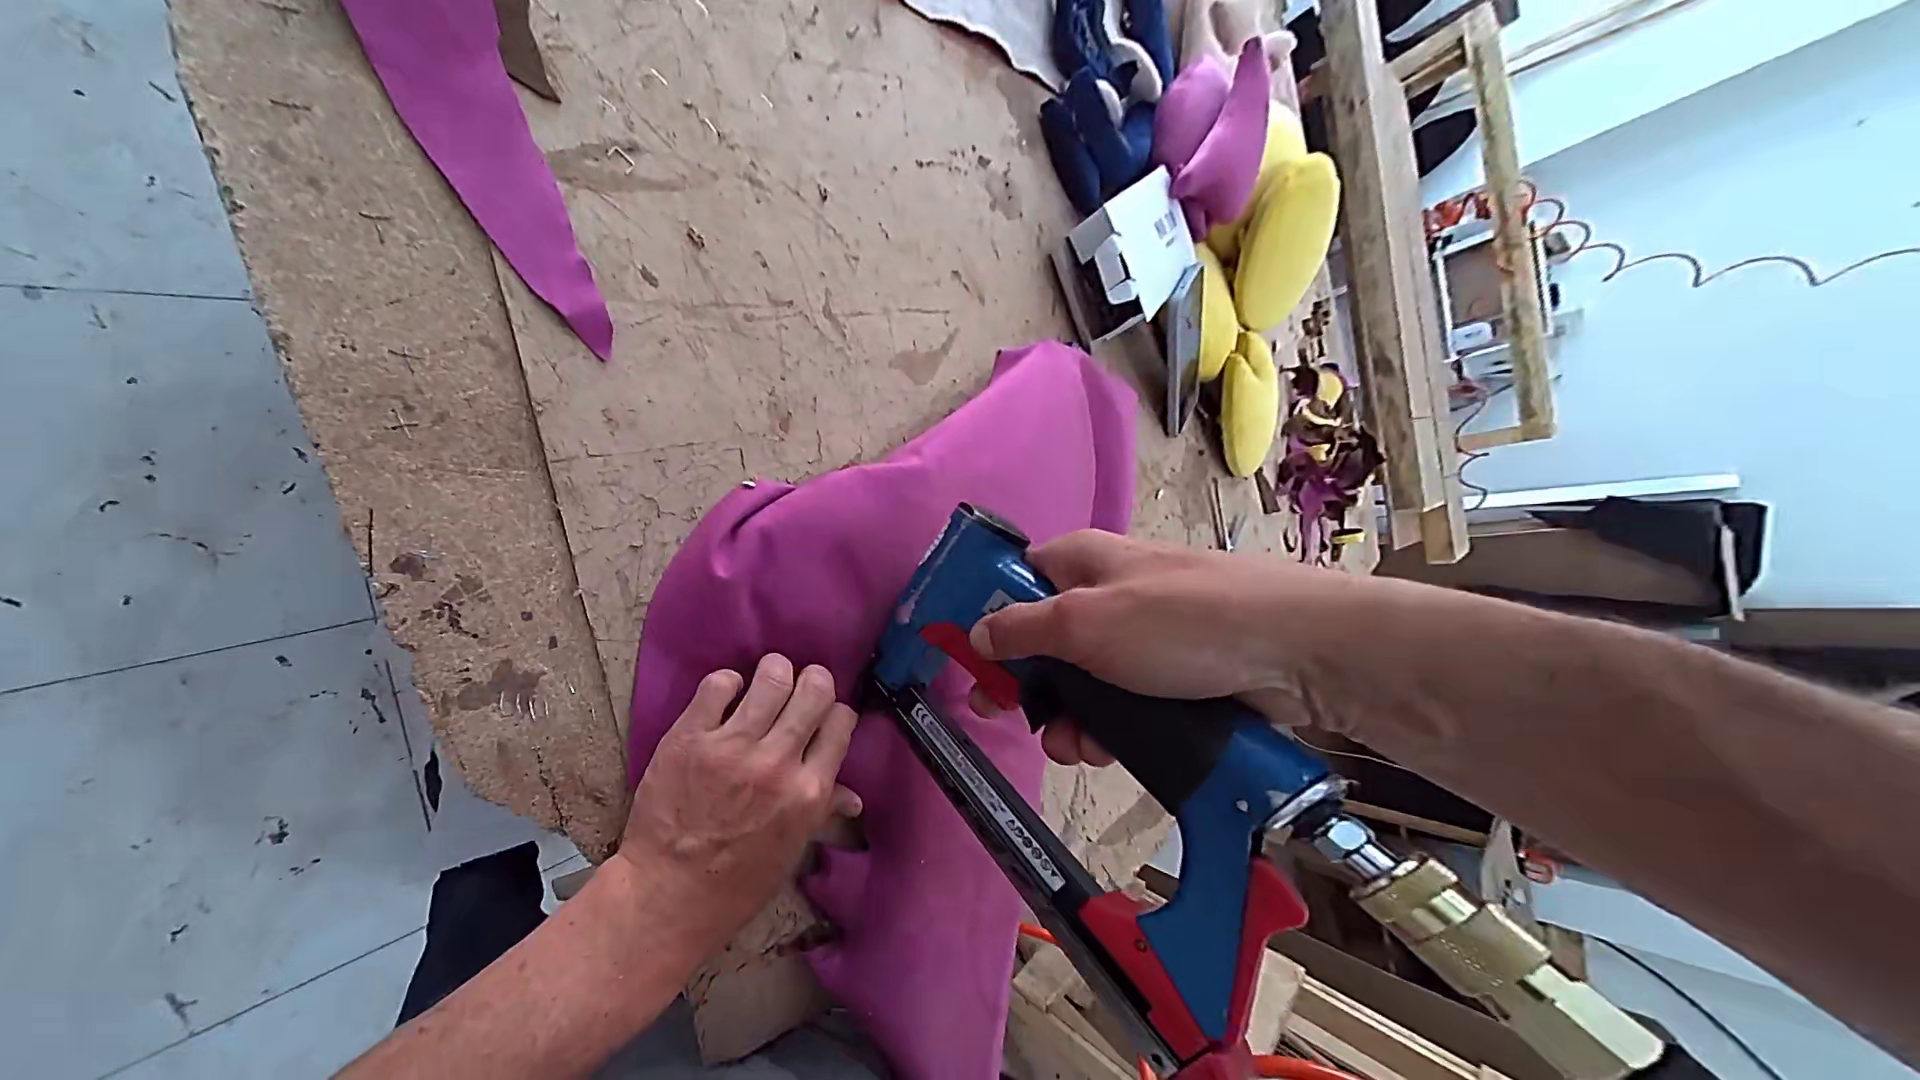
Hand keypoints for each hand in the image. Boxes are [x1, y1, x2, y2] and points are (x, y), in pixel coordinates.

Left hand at [615, 654, 860, 955]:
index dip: (835, 712)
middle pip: (815, 688)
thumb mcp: (793, 849)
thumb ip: (824, 811)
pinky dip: (728, 682)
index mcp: (809, 791)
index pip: (841, 720)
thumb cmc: (738, 880)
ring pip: (772, 676)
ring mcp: (732, 747)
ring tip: (767, 683)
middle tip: (800, 689)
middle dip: (813, 681)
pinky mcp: (690, 738)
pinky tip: (727, 697)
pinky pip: (718, 684)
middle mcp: (777, 763)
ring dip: (775, 671)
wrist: (667, 896)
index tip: (822, 718)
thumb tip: (854, 798)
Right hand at [968, 530, 1347, 763]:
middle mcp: (1105, 593)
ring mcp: (1138, 637)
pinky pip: (1117, 703)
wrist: (1295, 652)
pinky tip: (1104, 751)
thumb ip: (1022, 629)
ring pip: (1078, 679)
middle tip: (999, 713)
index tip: (965, 658)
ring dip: (1065, 715)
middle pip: (1042, 637)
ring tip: (1070, 746)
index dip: (985, 617)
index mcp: (1080, 562)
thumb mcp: (1085, 622)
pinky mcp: (1166, 676)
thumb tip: (976, 633)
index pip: (1014, 580)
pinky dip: (1104, 728)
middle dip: (1024, 681)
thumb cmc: (1178, 623)